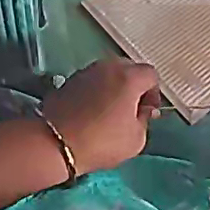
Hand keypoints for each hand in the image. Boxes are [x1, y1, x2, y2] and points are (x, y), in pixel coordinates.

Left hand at [41, 60, 161, 174]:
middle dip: (135, 86)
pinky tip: (93, 110)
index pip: (151, 74)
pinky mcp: (69, 79)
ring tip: (111, 111)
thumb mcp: (136, 139)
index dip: (154, 93)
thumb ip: (145, 119)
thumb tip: (143, 110)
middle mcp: (107, 67)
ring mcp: (86, 71)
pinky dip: (98, 89)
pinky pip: (92, 80)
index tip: (148, 111)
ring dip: (115, 86)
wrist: (55, 142)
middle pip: (129, 68)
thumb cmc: (101, 142)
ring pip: (109, 72)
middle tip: (132, 109)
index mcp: (128, 77)